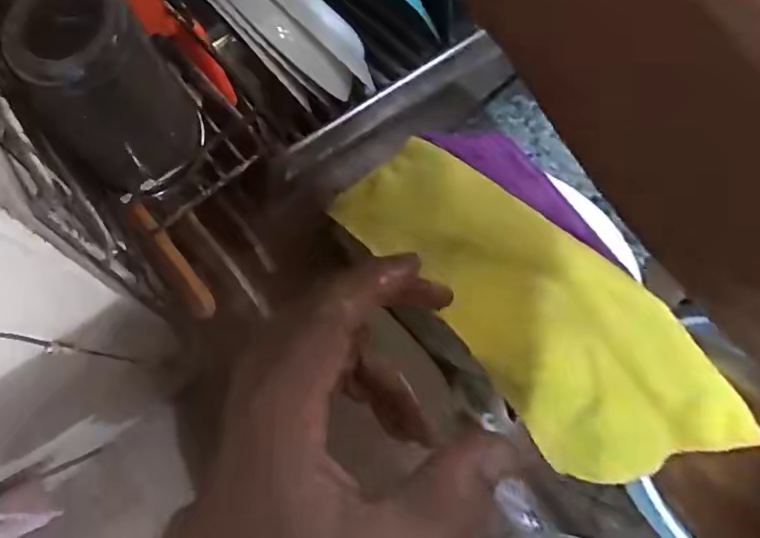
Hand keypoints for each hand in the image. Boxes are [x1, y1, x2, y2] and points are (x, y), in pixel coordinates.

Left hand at [171, 256, 517, 537]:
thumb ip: (449, 493)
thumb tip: (508, 443)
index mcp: (284, 393)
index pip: (329, 312)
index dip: (374, 281)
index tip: (420, 266)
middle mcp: (260, 373)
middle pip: (318, 311)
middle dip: (378, 304)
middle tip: (436, 307)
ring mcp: (251, 387)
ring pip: (312, 339)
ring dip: (367, 361)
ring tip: (414, 425)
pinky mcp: (253, 406)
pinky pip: (301, 363)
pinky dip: (344, 378)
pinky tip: (383, 426)